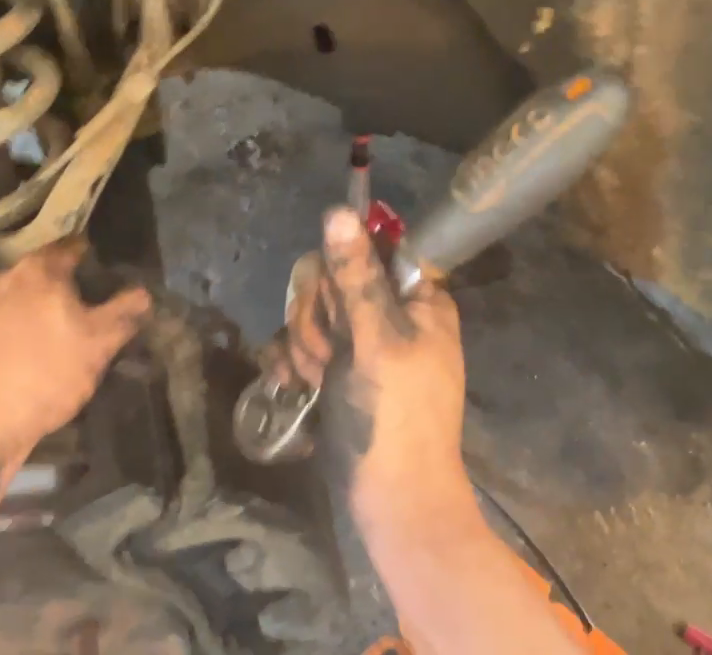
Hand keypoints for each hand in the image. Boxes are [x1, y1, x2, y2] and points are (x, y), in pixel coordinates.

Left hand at [0, 242, 151, 460]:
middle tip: (74, 313)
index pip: (70, 247)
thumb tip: (144, 292)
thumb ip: (123, 313)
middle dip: (57, 286)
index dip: (88, 259)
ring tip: (40, 336)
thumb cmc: (46, 379)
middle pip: (39, 271)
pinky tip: (12, 351)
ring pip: (13, 293)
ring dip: (27, 305)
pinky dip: (3, 325)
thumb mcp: (98, 348)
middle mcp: (3, 273)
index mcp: (40, 270)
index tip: (98, 276)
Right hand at [287, 209, 467, 515]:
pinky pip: (300, 340)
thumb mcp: (377, 340)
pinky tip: (299, 384)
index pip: (365, 248)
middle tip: (329, 353)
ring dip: (304, 343)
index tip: (337, 302)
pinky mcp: (336, 366)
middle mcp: (389, 312)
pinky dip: (295, 361)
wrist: (391, 501)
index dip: (340, 271)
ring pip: (309, 309)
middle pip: (328, 277)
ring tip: (318, 378)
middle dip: (316, 316)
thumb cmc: (395, 416)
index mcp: (416, 298)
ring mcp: (360, 341)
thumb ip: (355, 275)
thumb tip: (337, 210)